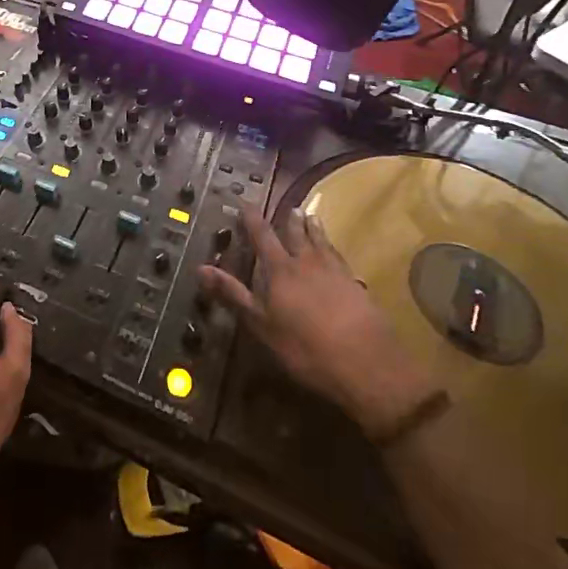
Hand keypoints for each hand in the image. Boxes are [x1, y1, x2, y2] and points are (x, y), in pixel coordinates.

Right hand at [199, 209, 437, 436]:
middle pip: (297, 235)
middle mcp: (308, 264)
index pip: (263, 237)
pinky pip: (340, 259)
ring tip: (311, 217)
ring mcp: (336, 274)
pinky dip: (333, 249)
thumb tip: (200, 268)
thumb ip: (232, 294)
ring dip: (314, 230)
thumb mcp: (261, 323)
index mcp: (281, 270)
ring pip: (322, 244)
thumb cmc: (305, 346)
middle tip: (288, 207)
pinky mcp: (357, 288)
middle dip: (290, 221)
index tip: (246, 204)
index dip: (253, 220)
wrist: (368, 364)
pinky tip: (336, 254)